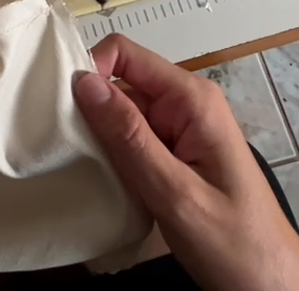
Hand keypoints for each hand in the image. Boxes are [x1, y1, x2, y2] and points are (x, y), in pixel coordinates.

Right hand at [74, 35, 298, 289]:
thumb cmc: (235, 244)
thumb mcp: (175, 193)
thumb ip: (129, 136)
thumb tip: (84, 82)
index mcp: (191, 98)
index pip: (125, 54)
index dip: (91, 69)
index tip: (64, 105)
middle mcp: (184, 103)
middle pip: (120, 82)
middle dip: (90, 107)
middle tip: (63, 142)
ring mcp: (179, 128)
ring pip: (121, 112)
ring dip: (99, 135)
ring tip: (78, 163)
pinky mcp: (173, 153)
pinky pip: (131, 139)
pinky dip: (112, 155)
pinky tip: (102, 178)